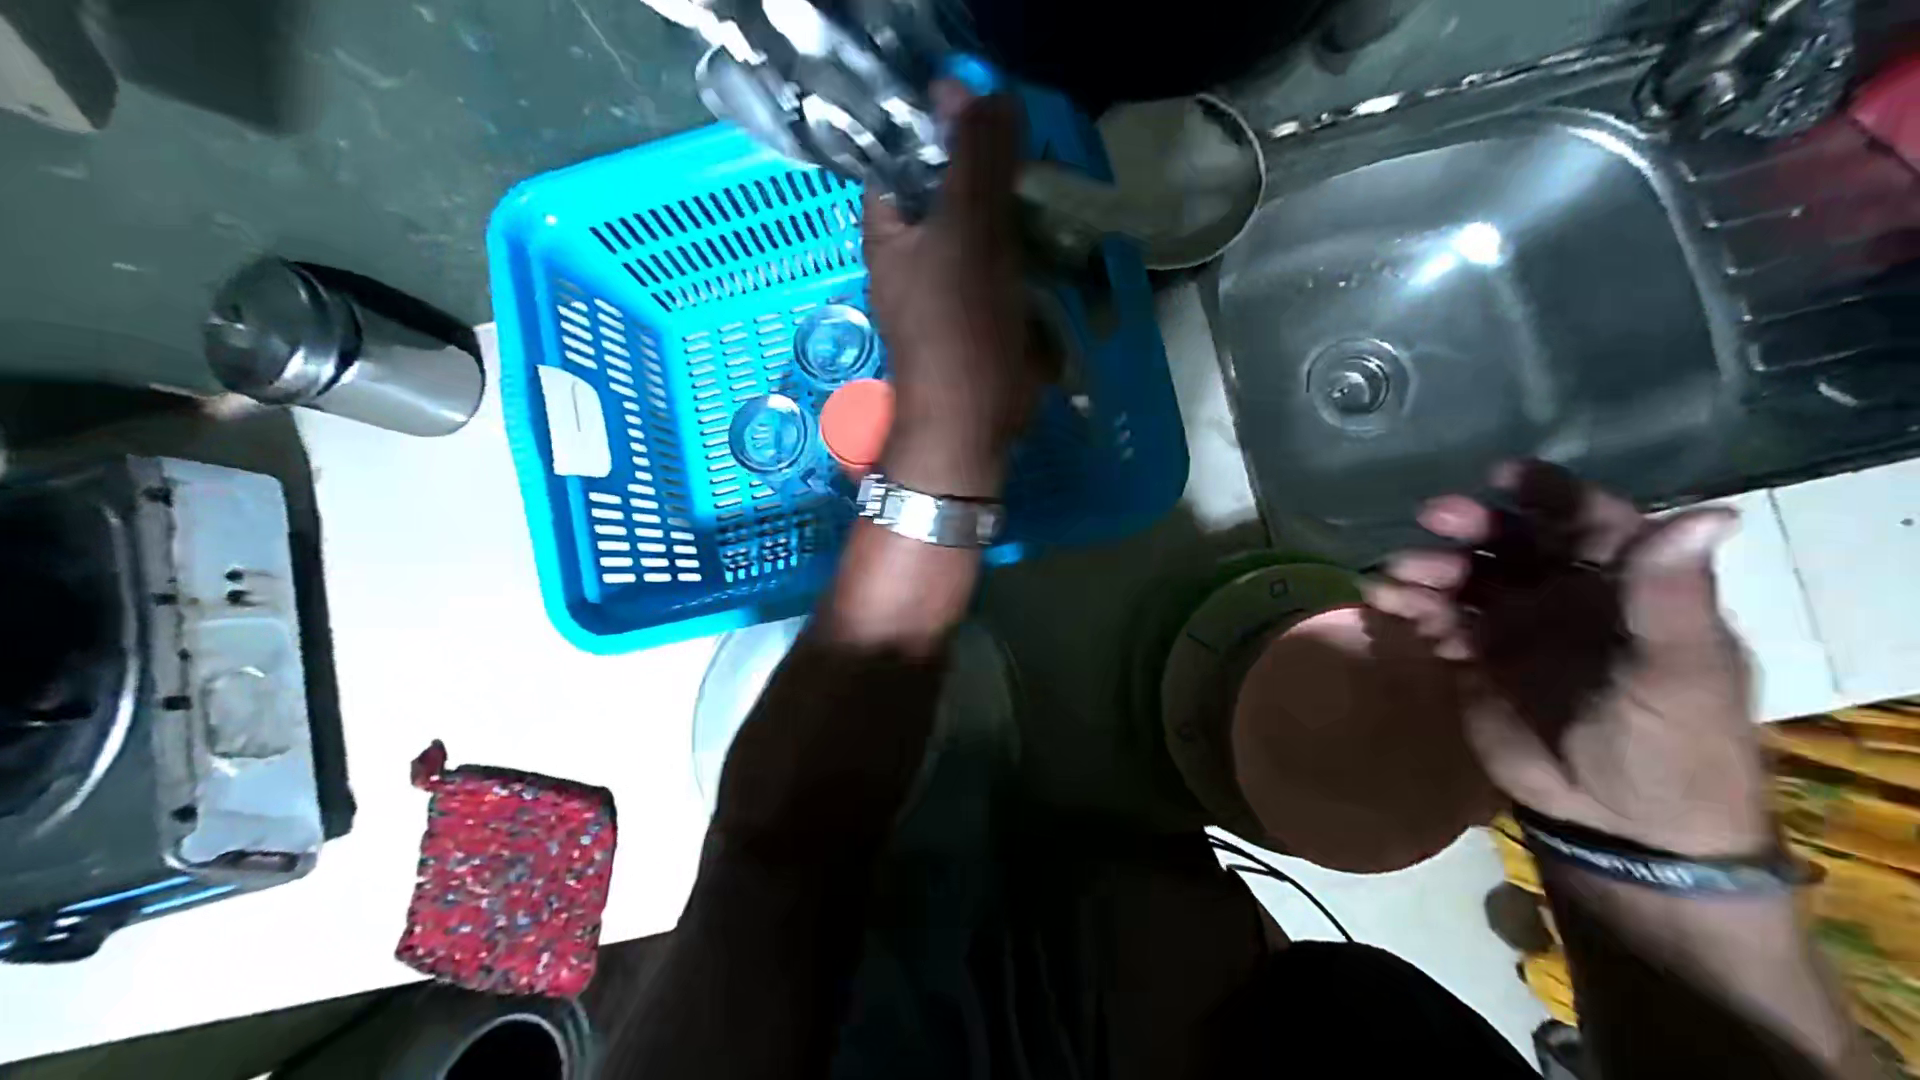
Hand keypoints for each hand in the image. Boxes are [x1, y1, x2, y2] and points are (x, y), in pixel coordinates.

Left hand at [863, 84, 1036, 498]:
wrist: (973, 422)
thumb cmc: (960, 329)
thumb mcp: (968, 235)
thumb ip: (973, 161)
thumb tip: (970, 87)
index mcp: (890, 229)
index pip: (902, 154)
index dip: (937, 127)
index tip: (986, 118)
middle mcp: (911, 252)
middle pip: (947, 186)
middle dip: (988, 169)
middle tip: (1029, 157)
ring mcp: (946, 284)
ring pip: (980, 224)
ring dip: (1013, 209)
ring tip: (1047, 196)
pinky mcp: (978, 311)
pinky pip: (1002, 262)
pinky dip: (1024, 248)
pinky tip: (1051, 241)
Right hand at [1364, 461, 1771, 858]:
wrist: (1617, 820)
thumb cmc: (1671, 743)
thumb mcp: (1680, 670)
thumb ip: (1670, 595)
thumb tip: (1710, 512)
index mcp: (1623, 587)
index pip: (1586, 521)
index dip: (1547, 493)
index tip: (1501, 475)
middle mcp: (1562, 595)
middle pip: (1508, 542)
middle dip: (1470, 525)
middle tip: (1432, 517)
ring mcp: (1511, 626)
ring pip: (1461, 577)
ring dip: (1428, 566)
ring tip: (1399, 574)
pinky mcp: (1470, 656)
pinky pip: (1433, 618)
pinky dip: (1406, 604)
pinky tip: (1383, 600)